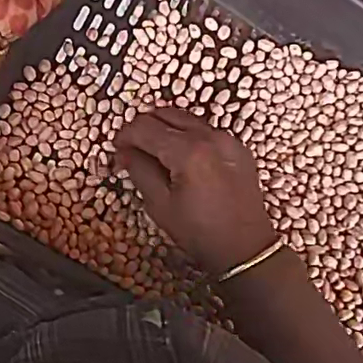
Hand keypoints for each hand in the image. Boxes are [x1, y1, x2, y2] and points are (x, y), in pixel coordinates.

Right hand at [114, 107, 277, 273]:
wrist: (245, 249)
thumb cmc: (201, 233)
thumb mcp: (161, 206)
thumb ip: (140, 171)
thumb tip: (124, 152)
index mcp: (189, 152)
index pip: (145, 128)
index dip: (125, 135)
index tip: (117, 149)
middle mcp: (210, 137)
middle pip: (165, 114)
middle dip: (143, 128)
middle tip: (131, 150)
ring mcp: (227, 140)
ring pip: (186, 119)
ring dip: (164, 129)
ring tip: (153, 155)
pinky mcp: (237, 148)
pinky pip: (204, 131)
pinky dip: (186, 136)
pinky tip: (179, 161)